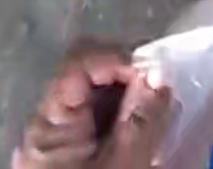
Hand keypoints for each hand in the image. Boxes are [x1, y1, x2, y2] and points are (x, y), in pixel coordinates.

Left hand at [13, 43, 170, 168]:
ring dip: (133, 98)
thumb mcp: (123, 167)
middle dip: (131, 75)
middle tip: (164, 93)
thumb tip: (161, 73)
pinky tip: (148, 133)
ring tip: (161, 114)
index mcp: (50, 123)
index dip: (118, 55)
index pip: (80, 60)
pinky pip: (101, 122)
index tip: (152, 73)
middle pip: (90, 74)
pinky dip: (127, 119)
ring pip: (99, 97)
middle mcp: (48, 127)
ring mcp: (59, 146)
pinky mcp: (72, 162)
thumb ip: (142, 117)